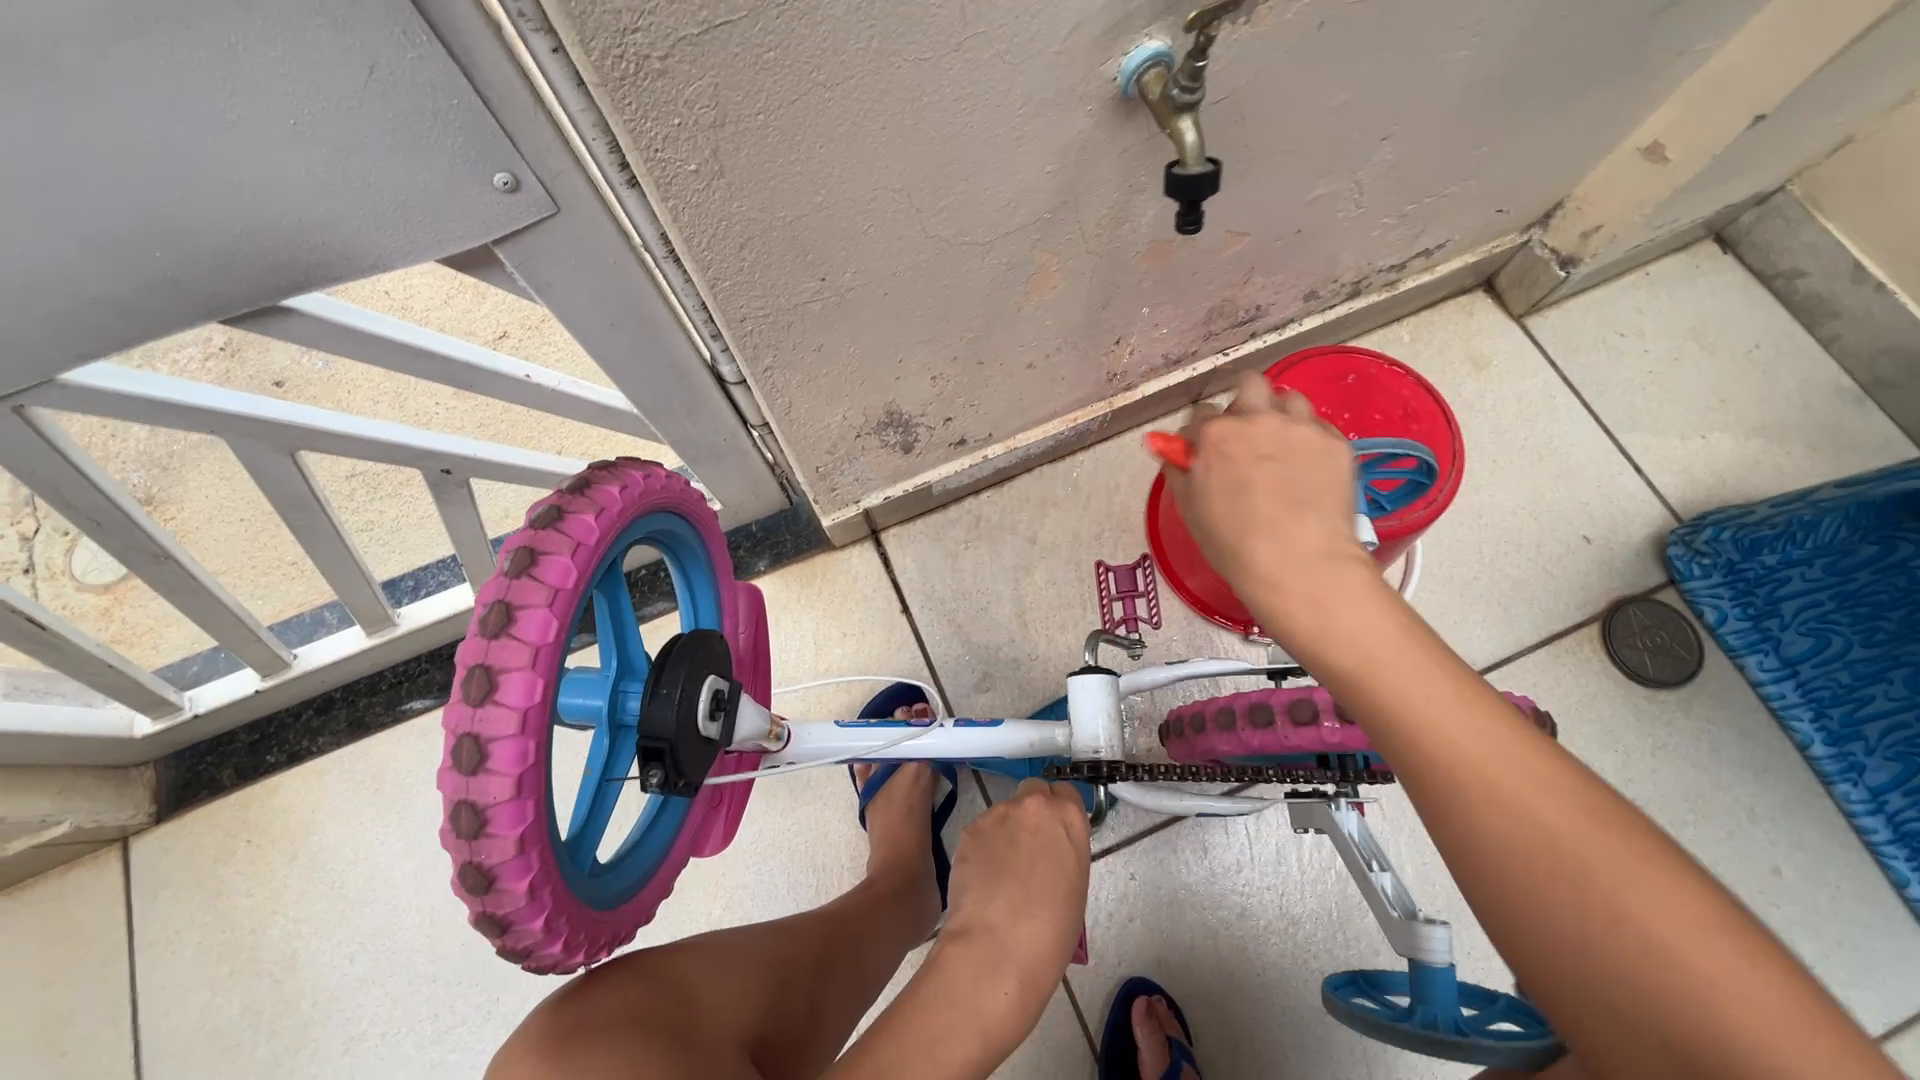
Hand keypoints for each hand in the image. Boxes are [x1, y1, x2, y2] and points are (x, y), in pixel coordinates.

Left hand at [933, 779, 1089, 1039]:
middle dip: (1031, 811)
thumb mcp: (1075, 884)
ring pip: (1003, 811)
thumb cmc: (1051, 929)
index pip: (1066, 793)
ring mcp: (997, 814)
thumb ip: (1063, 851)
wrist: (998, 945)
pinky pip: (981, 830)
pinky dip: (983, 846)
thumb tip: (1048, 852)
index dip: (1059, 811)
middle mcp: (1033, 805)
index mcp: (1068, 818)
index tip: (1055, 832)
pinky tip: (982, 877)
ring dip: (1005, 830)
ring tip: (1000, 870)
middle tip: (1028, 846)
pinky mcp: (968, 829)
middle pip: (1033, 792)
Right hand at [1162, 371, 1379, 636]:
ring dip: (1281, 415)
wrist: (1299, 563)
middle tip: (1247, 433)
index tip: (1208, 450)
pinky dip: (1309, 441)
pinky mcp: (1335, 442)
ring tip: (1283, 447)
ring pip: (1289, 399)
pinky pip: (1318, 428)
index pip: (1201, 414)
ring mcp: (1300, 427)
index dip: (1203, 433)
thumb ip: (1179, 470)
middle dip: (1245, 402)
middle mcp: (1256, 419)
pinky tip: (1308, 469)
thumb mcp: (1189, 508)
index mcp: (1214, 434)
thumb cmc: (1233, 544)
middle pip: (1249, 384)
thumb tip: (1175, 451)